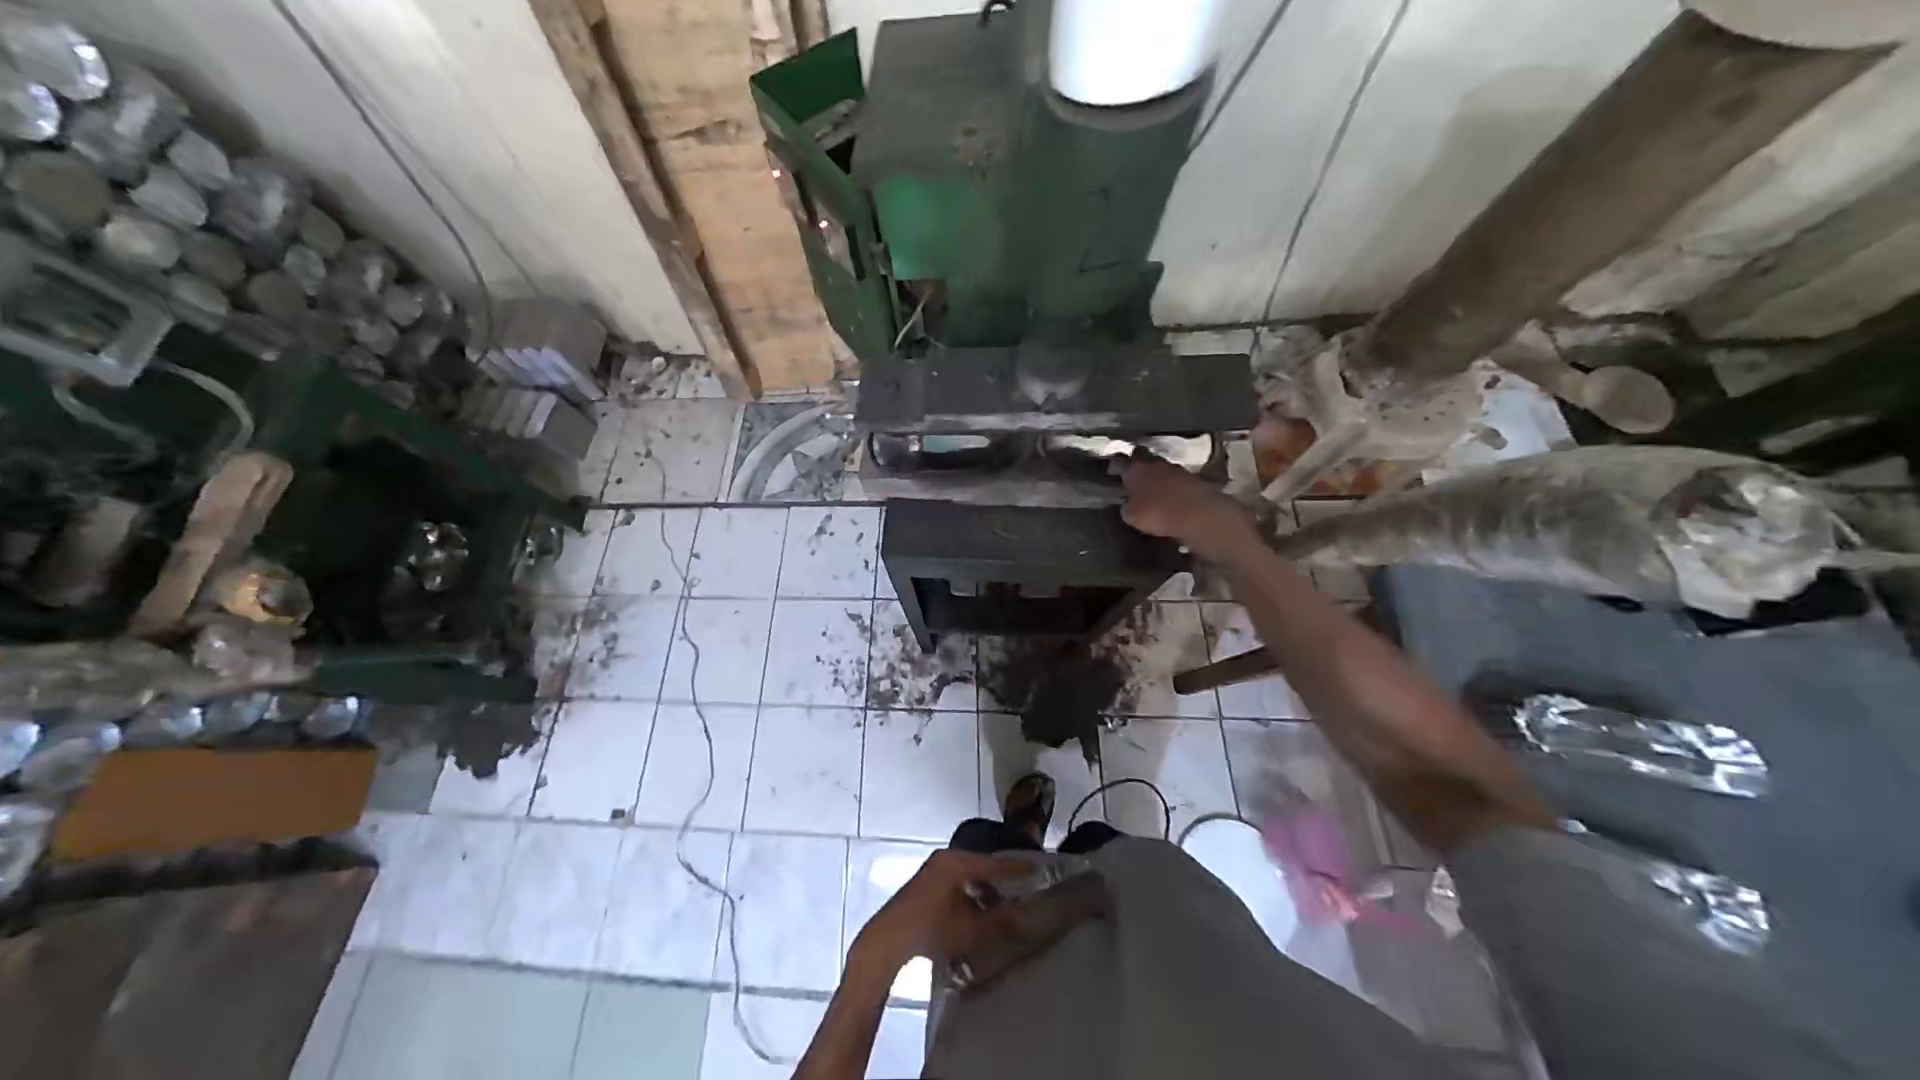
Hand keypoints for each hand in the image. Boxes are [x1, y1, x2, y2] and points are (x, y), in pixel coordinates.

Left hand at [848, 850, 1030, 974]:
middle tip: (1021, 887)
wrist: (889, 940)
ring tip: (1000, 907)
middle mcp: (945, 859)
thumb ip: (1000, 921)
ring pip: (968, 875)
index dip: (1016, 868)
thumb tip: (1025, 916)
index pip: (994, 863)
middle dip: (1000, 880)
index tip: (1037, 867)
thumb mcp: (970, 928)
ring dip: (984, 890)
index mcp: (956, 862)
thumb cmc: (930, 930)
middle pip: (981, 866)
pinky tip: (978, 912)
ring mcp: (934, 869)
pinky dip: (969, 893)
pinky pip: (957, 881)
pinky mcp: (927, 882)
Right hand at [1120, 457, 1258, 561]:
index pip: (1119, 461)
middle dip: (1138, 467)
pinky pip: (1178, 481)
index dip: (1114, 466)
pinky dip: (1173, 487)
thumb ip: (1127, 508)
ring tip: (1154, 490)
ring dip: (1158, 477)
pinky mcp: (1194, 479)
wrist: (1197, 513)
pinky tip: (1172, 498)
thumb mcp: (1132, 516)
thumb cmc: (1156, 513)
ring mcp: (1177, 469)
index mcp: (1135, 469)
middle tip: (1134, 478)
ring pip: (1162, 469)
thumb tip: (1127, 505)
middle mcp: (1155, 463)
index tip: (1111, 470)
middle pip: (1143, 460)